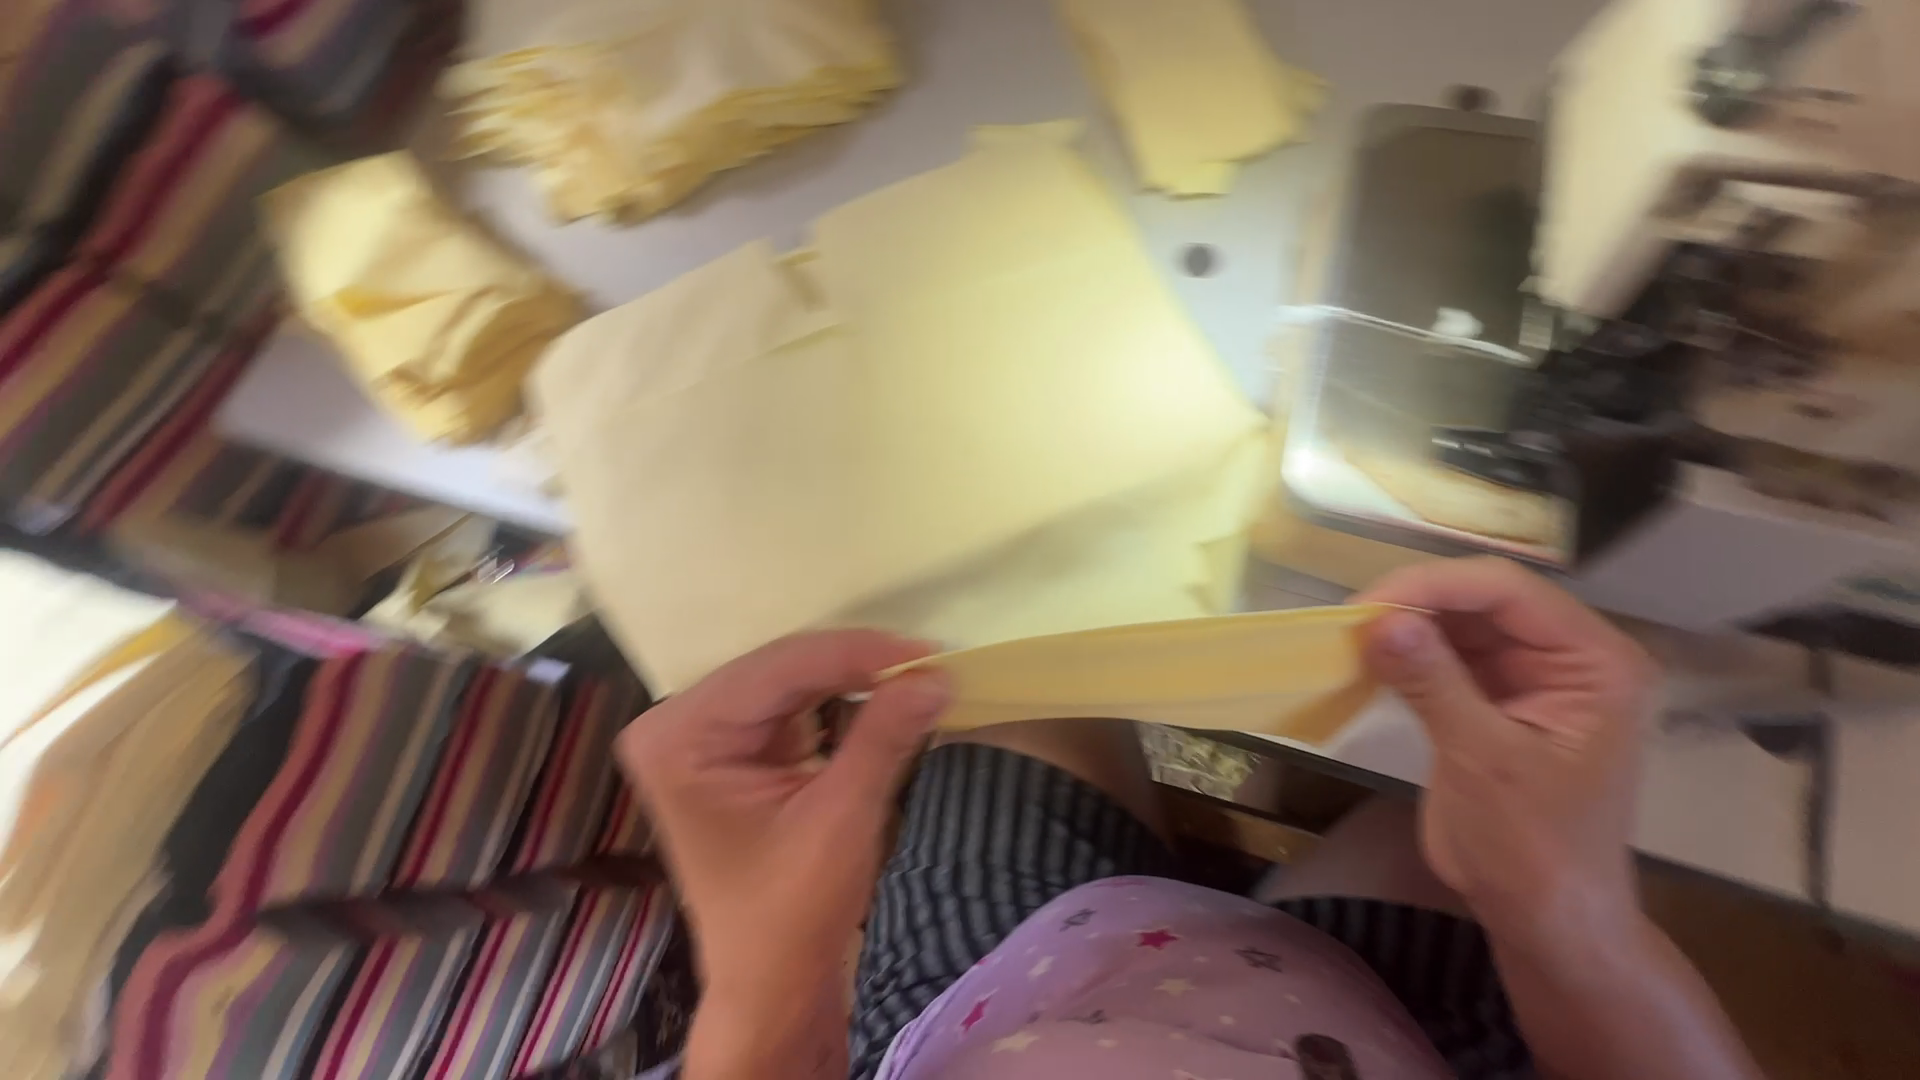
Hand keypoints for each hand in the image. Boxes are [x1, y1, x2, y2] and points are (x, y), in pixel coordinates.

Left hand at [615, 631, 950, 1000]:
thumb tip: (936, 674)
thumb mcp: (842, 819)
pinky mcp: (732, 743)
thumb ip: (884, 736)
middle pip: (781, 666)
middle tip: (928, 661)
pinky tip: (882, 688)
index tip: (928, 653)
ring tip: (915, 671)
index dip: (857, 654)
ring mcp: (702, 730)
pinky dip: (841, 695)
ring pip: (791, 675)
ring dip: (853, 674)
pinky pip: (793, 699)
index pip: (778, 669)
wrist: (770, 983)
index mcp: (680, 736)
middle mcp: (679, 721)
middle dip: (858, 662)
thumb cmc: (791, 915)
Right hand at [1355, 558, 1655, 939]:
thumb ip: (1433, 682)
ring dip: (1403, 624)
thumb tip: (1378, 620)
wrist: (1539, 911)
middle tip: (1347, 623)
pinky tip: (1367, 658)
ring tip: (1348, 637)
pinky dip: (1403, 652)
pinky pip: (1442, 654)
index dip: (1434, 587)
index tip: (1365, 607)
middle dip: (1414, 603)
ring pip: (1456, 622)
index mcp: (1594, 662)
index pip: (1509, 592)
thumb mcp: (1483, 760)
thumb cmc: (1533, 843)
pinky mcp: (1489, 696)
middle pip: (1480, 599)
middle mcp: (1565, 656)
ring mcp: (1526, 675)